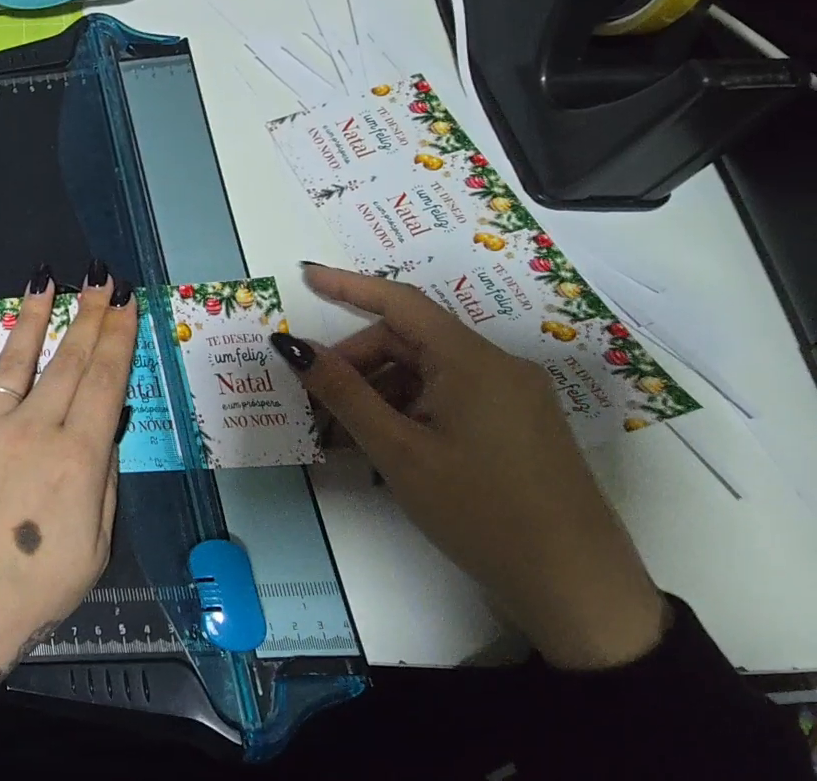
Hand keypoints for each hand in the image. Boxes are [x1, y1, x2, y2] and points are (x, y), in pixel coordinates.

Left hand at [0, 262, 138, 688]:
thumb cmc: (32, 588)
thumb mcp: (95, 545)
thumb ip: (102, 480)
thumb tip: (103, 428)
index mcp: (76, 456)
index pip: (104, 382)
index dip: (118, 339)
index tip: (126, 304)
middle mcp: (33, 429)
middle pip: (67, 362)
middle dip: (88, 316)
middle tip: (99, 278)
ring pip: (16, 360)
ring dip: (34, 317)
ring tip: (46, 281)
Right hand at [274, 264, 668, 669]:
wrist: (576, 589)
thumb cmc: (481, 510)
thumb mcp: (399, 450)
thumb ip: (343, 392)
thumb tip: (291, 345)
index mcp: (474, 363)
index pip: (401, 303)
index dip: (349, 286)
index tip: (305, 278)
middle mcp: (497, 369)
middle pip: (408, 342)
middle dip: (354, 363)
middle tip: (314, 403)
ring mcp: (511, 400)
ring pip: (424, 373)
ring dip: (376, 394)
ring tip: (341, 437)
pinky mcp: (515, 429)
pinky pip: (446, 399)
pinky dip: (405, 412)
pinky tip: (380, 449)